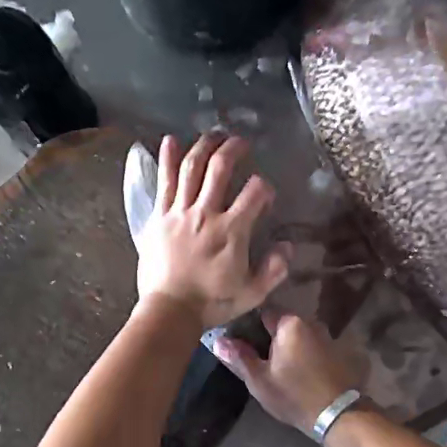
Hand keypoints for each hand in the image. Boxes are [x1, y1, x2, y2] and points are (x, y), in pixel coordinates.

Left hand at [134, 132, 291, 329]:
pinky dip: (167, 158)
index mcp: (232, 231)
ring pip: (191, 167)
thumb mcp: (251, 293)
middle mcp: (206, 214)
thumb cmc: (211, 303)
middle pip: (220, 167)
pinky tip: (170, 140)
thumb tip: (288, 246)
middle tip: (241, 142)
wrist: (168, 311)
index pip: (255, 192)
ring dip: (204, 145)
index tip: (264, 192)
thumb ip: (274, 269)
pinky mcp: (158, 217)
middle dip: (234, 148)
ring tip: (213, 135)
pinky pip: (163, 182)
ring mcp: (179, 213)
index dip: (264, 187)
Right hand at [214, 309, 362, 434]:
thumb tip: (217, 341)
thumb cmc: (293, 395)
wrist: (339, 415)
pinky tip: (299, 371)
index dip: (249, 325)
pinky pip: (314, 347)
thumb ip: (239, 357)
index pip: (263, 312)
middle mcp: (312, 323)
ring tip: (278, 365)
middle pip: (283, 324)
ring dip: (289, 345)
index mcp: (290, 324)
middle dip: (270, 336)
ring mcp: (329, 337)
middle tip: (257, 356)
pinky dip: (305, 354)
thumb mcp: (259, 379)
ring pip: (300, 335)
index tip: (240, 340)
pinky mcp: (341, 352)